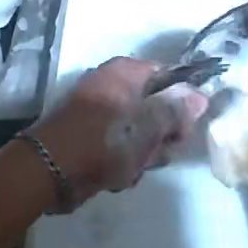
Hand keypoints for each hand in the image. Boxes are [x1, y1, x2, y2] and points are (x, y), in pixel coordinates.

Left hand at [27, 58, 207, 203]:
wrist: (48, 170)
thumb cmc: (103, 142)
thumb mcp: (148, 127)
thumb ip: (176, 109)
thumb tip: (199, 94)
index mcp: (125, 72)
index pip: (170, 77)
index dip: (182, 105)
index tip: (181, 131)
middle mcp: (112, 84)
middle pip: (157, 107)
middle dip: (160, 136)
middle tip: (154, 152)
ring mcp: (99, 109)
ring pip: (141, 131)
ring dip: (142, 154)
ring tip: (130, 166)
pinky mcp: (90, 133)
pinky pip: (121, 145)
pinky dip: (123, 161)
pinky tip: (115, 175)